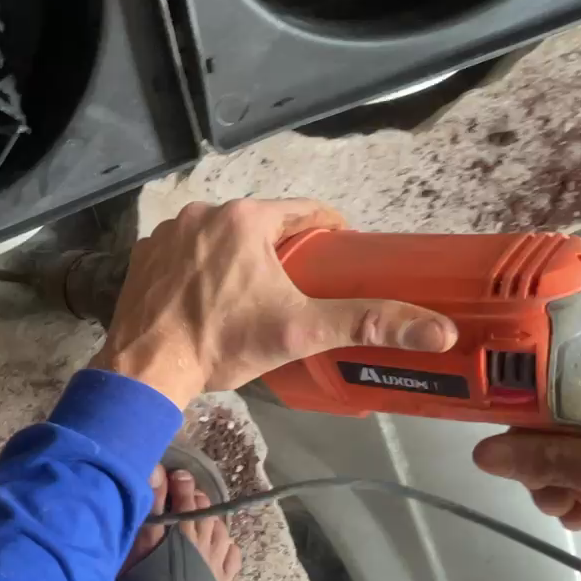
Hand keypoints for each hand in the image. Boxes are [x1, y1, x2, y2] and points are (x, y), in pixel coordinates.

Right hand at [72, 466, 240, 580]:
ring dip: (203, 511)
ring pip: (212, 536)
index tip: (150, 467)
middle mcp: (177, 572)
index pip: (154, 513)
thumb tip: (107, 529)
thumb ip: (98, 564)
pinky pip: (226, 563)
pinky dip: (222, 540)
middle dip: (182, 492)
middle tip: (170, 475)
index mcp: (144, 568)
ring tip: (191, 494)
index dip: (154, 487)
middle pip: (188, 518)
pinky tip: (214, 532)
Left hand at [91, 199, 457, 407]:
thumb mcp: (300, 330)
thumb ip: (367, 323)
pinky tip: (204, 294)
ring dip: (235, 255)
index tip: (338, 253)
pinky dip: (196, 267)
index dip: (327, 231)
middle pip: (257, 224)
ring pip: (216, 237)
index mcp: (243, 218)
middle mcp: (201, 214)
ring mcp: (165, 234)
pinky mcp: (141, 256)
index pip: (303, 212)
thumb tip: (439, 331)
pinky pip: (182, 252)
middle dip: (279, 247)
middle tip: (294, 282)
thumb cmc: (223, 343)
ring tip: (249, 292)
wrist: (146, 368)